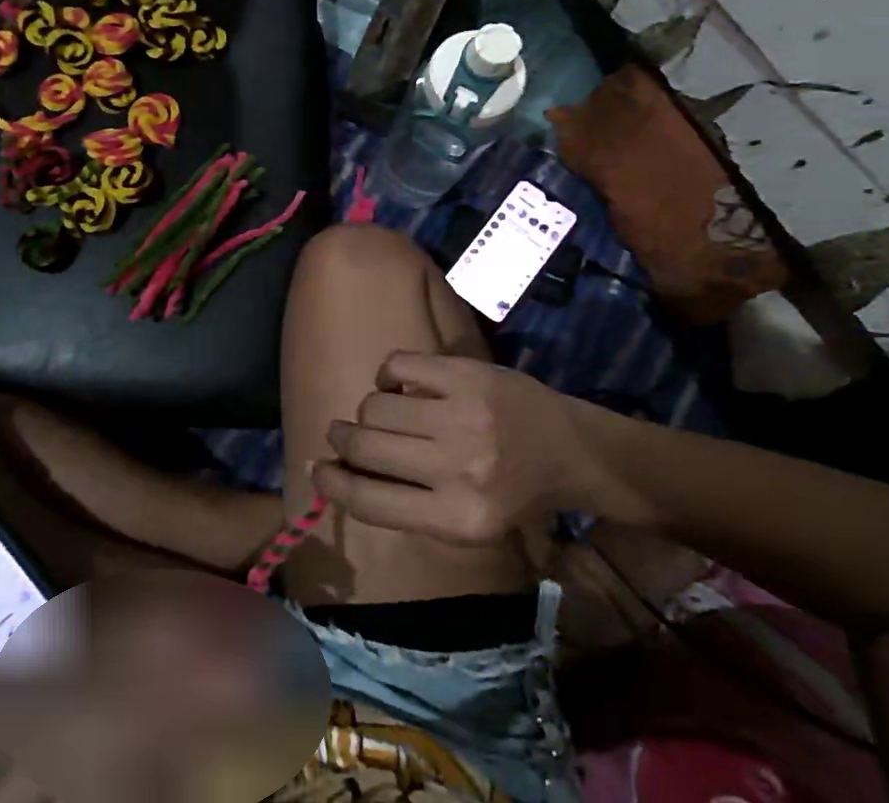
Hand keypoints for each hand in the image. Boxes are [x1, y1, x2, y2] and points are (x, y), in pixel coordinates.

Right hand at [312, 352, 653, 544]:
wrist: (571, 450)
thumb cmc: (512, 492)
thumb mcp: (462, 523)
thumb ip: (401, 505)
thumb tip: (328, 472)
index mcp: (457, 520)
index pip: (368, 502)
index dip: (330, 484)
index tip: (317, 469)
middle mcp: (460, 470)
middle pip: (364, 447)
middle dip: (342, 439)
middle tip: (342, 434)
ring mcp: (465, 417)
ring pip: (375, 405)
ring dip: (370, 410)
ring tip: (386, 413)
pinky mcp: (469, 375)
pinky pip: (398, 365)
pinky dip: (389, 374)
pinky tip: (401, 385)